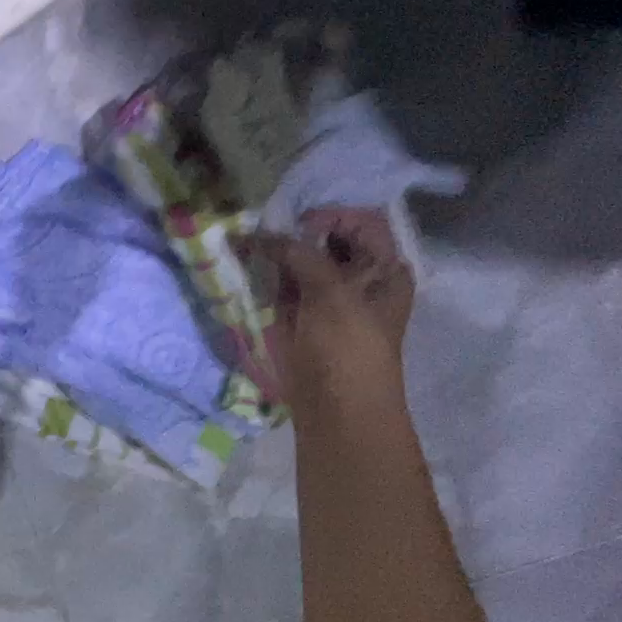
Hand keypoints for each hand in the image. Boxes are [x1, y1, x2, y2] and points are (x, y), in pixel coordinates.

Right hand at [249, 208, 412, 412]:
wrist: (335, 407)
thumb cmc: (349, 349)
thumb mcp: (332, 294)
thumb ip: (299, 255)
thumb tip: (256, 232)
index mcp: (382, 268)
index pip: (359, 222)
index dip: (329, 214)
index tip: (294, 220)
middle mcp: (354, 276)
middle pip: (324, 237)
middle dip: (292, 228)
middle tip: (259, 223)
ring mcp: (321, 294)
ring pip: (295, 258)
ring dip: (271, 248)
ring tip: (242, 239)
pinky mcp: (293, 312)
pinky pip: (275, 281)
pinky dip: (259, 270)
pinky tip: (239, 261)